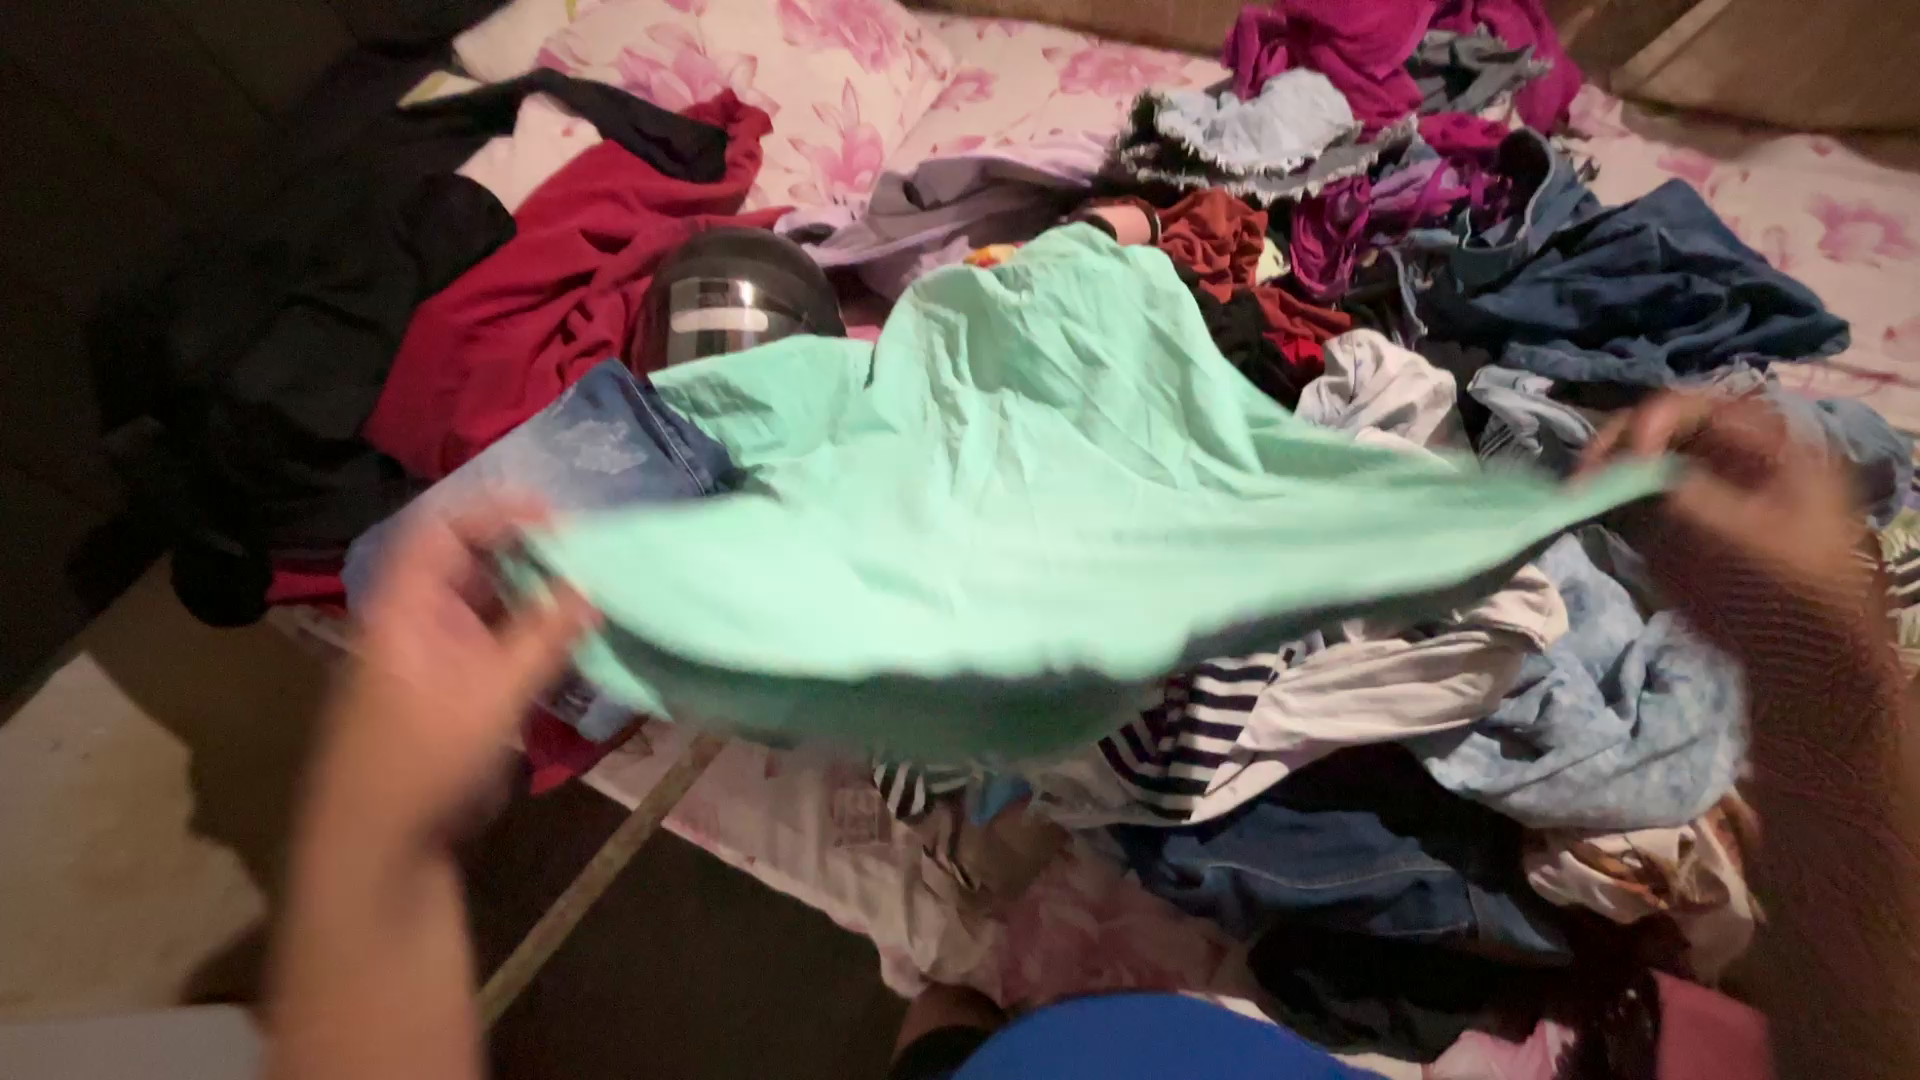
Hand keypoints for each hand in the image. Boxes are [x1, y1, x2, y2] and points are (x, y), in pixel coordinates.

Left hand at [315, 498, 598, 841]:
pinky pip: (502, 634)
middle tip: (585, 548)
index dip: (495, 513)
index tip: (556, 517)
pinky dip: (537, 624)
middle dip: (527, 548)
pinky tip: (574, 628)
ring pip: (490, 598)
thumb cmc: (425, 763)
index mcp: (406, 610)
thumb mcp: (493, 695)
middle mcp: (419, 620)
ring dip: (537, 587)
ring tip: (589, 581)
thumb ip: (545, 636)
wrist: (382, 845)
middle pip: (469, 561)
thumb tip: (592, 588)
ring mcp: (439, 652)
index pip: (442, 533)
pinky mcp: (461, 683)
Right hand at [1578, 393, 1889, 696]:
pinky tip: (1577, 504)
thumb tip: (1627, 466)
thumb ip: (1686, 490)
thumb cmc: (1784, 583)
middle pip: (1653, 427)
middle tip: (1585, 475)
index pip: (1696, 408)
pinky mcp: (1659, 520)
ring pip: (1628, 457)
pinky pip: (1619, 493)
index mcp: (1762, 449)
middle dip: (1614, 443)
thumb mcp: (1743, 530)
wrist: (1787, 643)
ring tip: (1576, 491)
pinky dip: (1594, 494)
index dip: (1654, 421)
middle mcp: (1719, 459)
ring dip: (1597, 467)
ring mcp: (1687, 488)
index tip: (1629, 458)